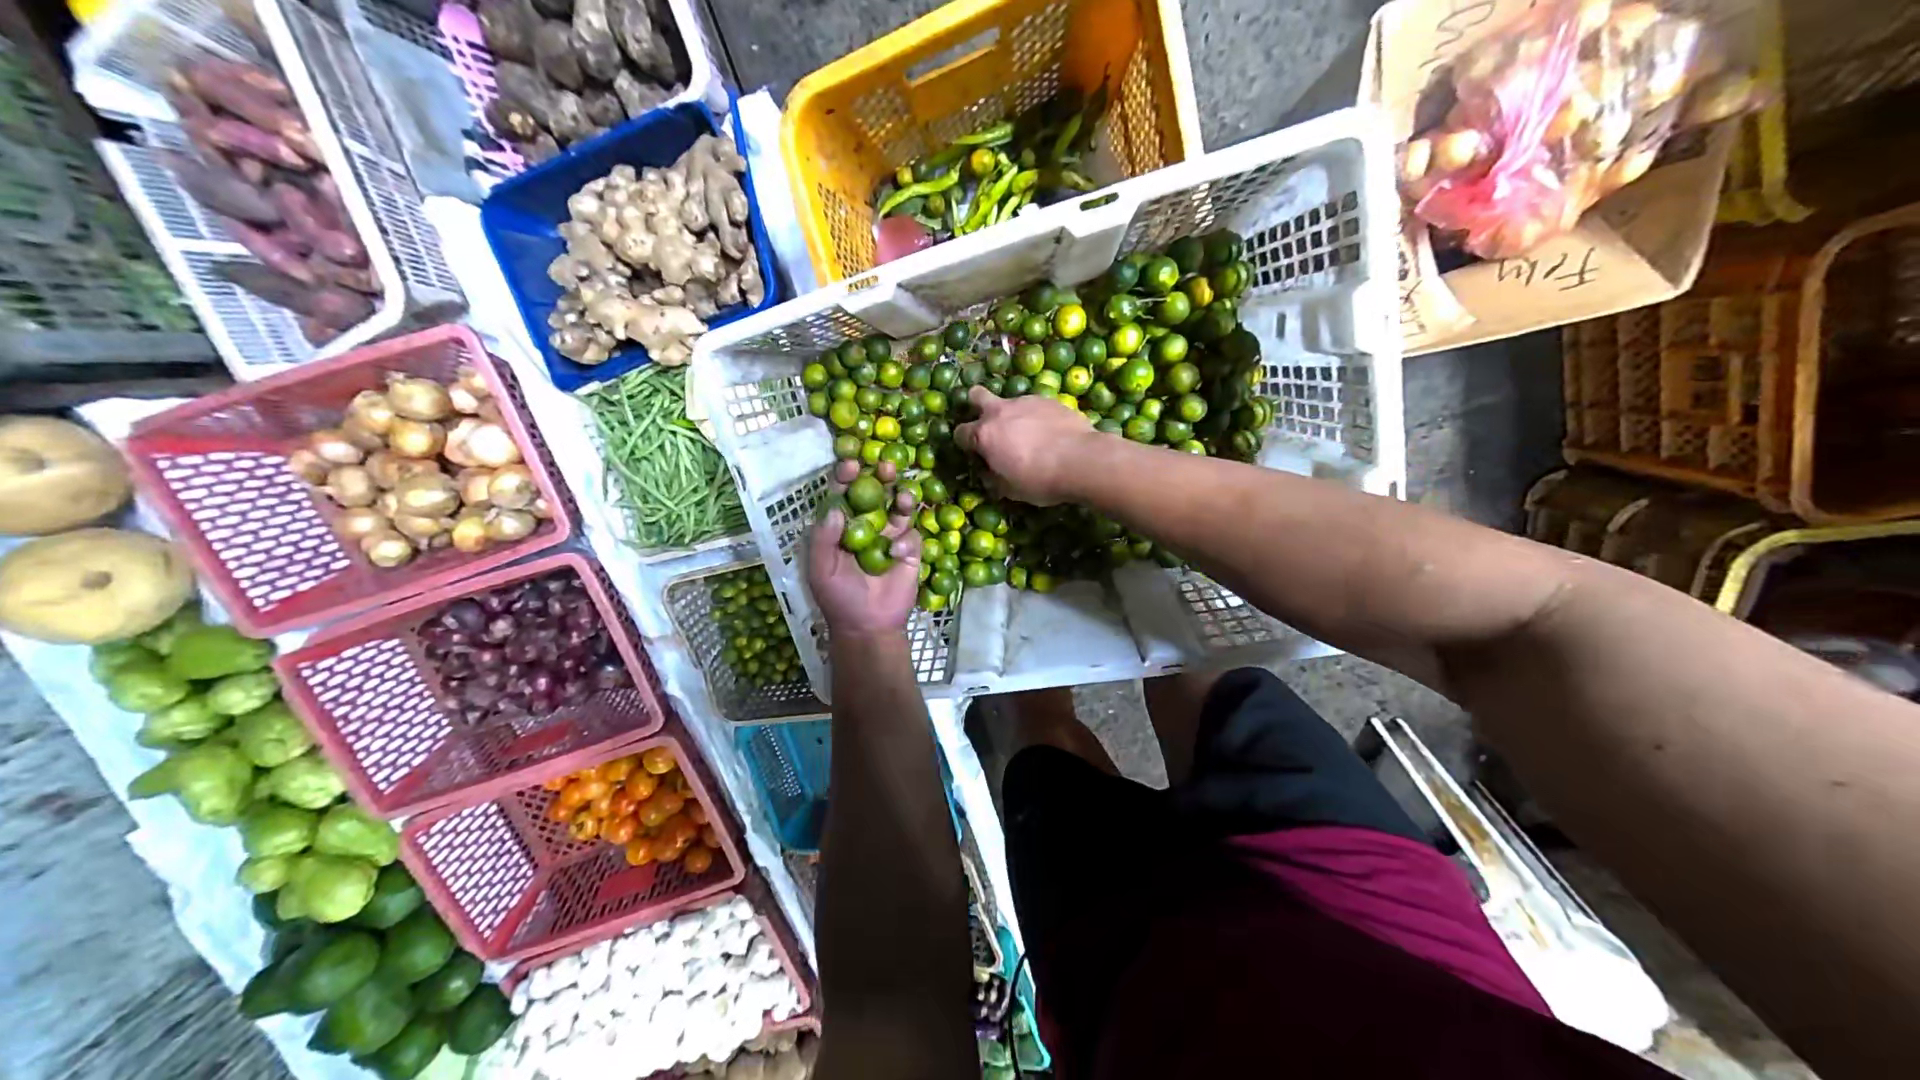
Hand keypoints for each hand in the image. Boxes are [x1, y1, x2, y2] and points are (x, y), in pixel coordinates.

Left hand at [807, 460, 922, 639]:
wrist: (867, 626)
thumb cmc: (838, 597)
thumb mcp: (820, 568)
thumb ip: (823, 538)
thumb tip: (836, 509)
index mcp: (842, 526)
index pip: (844, 494)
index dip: (846, 477)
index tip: (850, 465)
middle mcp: (867, 525)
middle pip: (876, 492)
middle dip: (881, 477)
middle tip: (886, 466)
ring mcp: (891, 536)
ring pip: (899, 508)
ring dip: (902, 497)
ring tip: (902, 495)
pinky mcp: (911, 551)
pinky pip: (912, 537)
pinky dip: (906, 542)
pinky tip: (896, 554)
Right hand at [954, 387, 1098, 504]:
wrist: (1082, 460)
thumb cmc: (1040, 480)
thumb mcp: (1009, 489)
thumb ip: (993, 477)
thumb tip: (989, 471)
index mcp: (984, 435)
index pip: (960, 433)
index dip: (966, 444)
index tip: (976, 454)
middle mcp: (1000, 411)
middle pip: (976, 396)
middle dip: (976, 405)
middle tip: (988, 423)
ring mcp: (1026, 401)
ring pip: (1010, 402)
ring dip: (1012, 415)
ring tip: (1029, 435)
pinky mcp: (1049, 399)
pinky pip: (1034, 406)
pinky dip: (1036, 417)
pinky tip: (1049, 432)